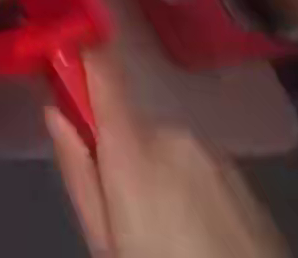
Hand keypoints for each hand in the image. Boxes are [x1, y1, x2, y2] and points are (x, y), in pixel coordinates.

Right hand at [46, 52, 287, 257]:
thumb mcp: (105, 242)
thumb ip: (79, 173)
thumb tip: (55, 111)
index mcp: (133, 147)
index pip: (103, 71)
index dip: (83, 57)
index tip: (65, 59)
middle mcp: (173, 133)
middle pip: (131, 124)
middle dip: (122, 154)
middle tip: (125, 210)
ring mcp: (213, 150)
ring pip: (166, 148)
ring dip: (159, 174)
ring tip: (168, 232)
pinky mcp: (242, 174)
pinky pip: (199, 166)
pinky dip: (191, 188)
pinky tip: (201, 234)